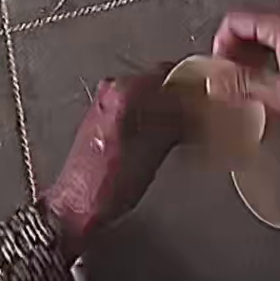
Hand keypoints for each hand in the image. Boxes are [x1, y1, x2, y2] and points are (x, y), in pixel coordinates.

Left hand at [41, 71, 183, 255]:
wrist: (76, 207)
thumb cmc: (108, 185)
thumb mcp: (153, 153)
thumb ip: (176, 122)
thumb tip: (195, 109)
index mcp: (124, 92)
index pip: (167, 72)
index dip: (189, 85)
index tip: (203, 96)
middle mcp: (111, 89)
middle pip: (156, 81)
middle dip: (177, 96)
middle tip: (197, 113)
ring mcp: (104, 101)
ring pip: (145, 94)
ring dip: (163, 107)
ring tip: (181, 128)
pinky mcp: (102, 115)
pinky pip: (134, 105)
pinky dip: (149, 115)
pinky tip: (159, 135)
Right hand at [208, 9, 279, 156]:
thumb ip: (243, 84)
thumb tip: (216, 80)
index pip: (238, 19)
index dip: (221, 42)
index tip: (218, 65)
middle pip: (251, 25)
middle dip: (234, 49)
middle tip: (226, 77)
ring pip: (267, 36)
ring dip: (250, 56)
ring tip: (242, 84)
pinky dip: (267, 60)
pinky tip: (265, 84)